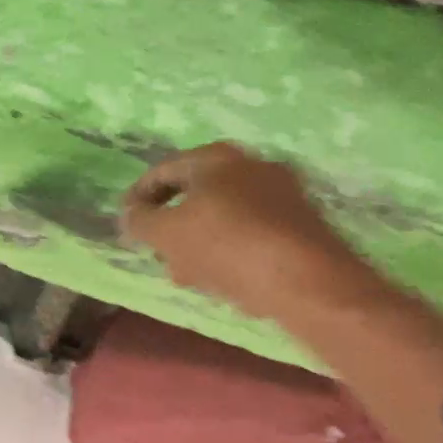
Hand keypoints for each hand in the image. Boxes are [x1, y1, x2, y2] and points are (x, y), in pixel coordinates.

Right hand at [120, 142, 371, 319]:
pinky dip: (233, 252)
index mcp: (216, 157)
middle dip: (173, 226)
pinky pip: (253, 234)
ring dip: (201, 243)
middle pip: (196, 195)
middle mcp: (253, 166)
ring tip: (188, 275)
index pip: (161, 172)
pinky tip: (225, 281)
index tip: (128, 225)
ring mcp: (285, 196)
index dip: (138, 199)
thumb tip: (131, 214)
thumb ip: (138, 220)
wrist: (315, 286)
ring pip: (225, 217)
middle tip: (159, 253)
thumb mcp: (165, 233)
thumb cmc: (227, 246)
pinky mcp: (306, 227)